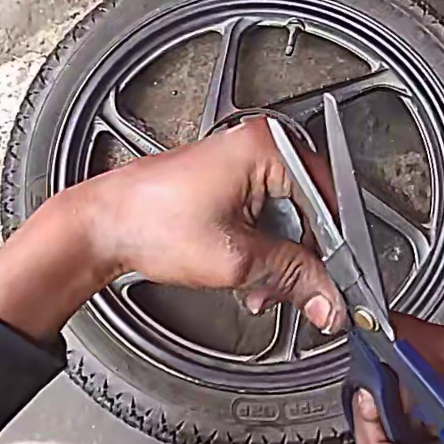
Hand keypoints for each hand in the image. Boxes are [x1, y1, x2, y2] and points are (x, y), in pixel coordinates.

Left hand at [0, 120, 346, 342]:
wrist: (103, 224)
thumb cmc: (150, 221)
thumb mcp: (235, 258)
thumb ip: (293, 276)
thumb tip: (329, 296)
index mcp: (268, 148)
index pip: (328, 203)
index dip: (335, 254)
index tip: (339, 287)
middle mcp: (260, 146)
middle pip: (310, 212)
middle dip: (301, 261)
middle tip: (298, 294)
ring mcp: (245, 162)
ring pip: (288, 219)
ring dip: (280, 260)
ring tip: (259, 287)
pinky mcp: (231, 180)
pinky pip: (266, 216)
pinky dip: (263, 248)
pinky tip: (249, 274)